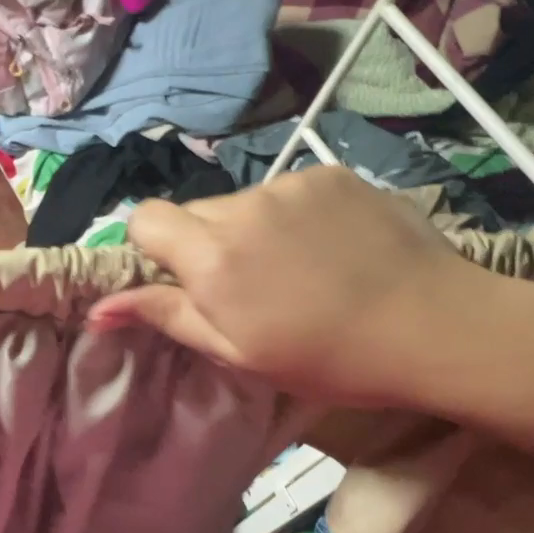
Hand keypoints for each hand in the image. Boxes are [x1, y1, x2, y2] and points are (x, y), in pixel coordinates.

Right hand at [87, 166, 497, 404]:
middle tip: (242, 289)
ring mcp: (293, 185)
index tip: (178, 282)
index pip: (144, 218)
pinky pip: (285, 192)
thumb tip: (99, 308)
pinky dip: (290, 217)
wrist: (434, 327)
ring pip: (240, 203)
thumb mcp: (234, 352)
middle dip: (201, 244)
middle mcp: (244, 207)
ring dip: (247, 231)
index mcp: (213, 257)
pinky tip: (327, 249)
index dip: (150, 249)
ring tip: (294, 271)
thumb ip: (165, 316)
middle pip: (192, 211)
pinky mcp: (334, 174)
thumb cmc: (323, 358)